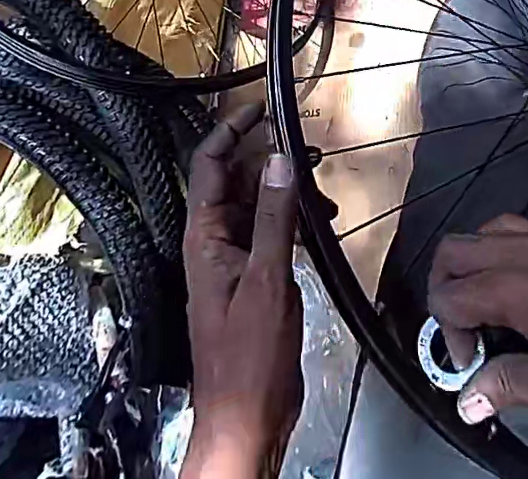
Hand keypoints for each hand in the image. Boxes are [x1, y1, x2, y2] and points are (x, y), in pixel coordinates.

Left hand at [181, 104, 302, 478]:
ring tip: (322, 190)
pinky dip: (294, 219)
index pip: (211, 165)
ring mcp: (236, 256)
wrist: (248, 420)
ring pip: (259, 203)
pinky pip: (272, 229)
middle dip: (271, 160)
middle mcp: (216, 238)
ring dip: (288, 191)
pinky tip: (318, 221)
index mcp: (205, 235)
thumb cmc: (250, 355)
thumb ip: (274, 217)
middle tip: (310, 151)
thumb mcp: (268, 279)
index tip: (261, 107)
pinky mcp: (255, 272)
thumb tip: (279, 159)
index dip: (231, 130)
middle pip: (239, 180)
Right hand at [428, 216, 527, 430]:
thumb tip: (468, 397)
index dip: (446, 331)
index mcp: (520, 291)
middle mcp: (527, 253)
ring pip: (483, 230)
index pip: (452, 295)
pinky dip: (500, 249)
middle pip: (455, 249)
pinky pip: (517, 227)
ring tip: (486, 302)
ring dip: (470, 262)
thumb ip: (511, 387)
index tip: (469, 361)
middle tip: (460, 327)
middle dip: (442, 285)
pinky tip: (521, 282)